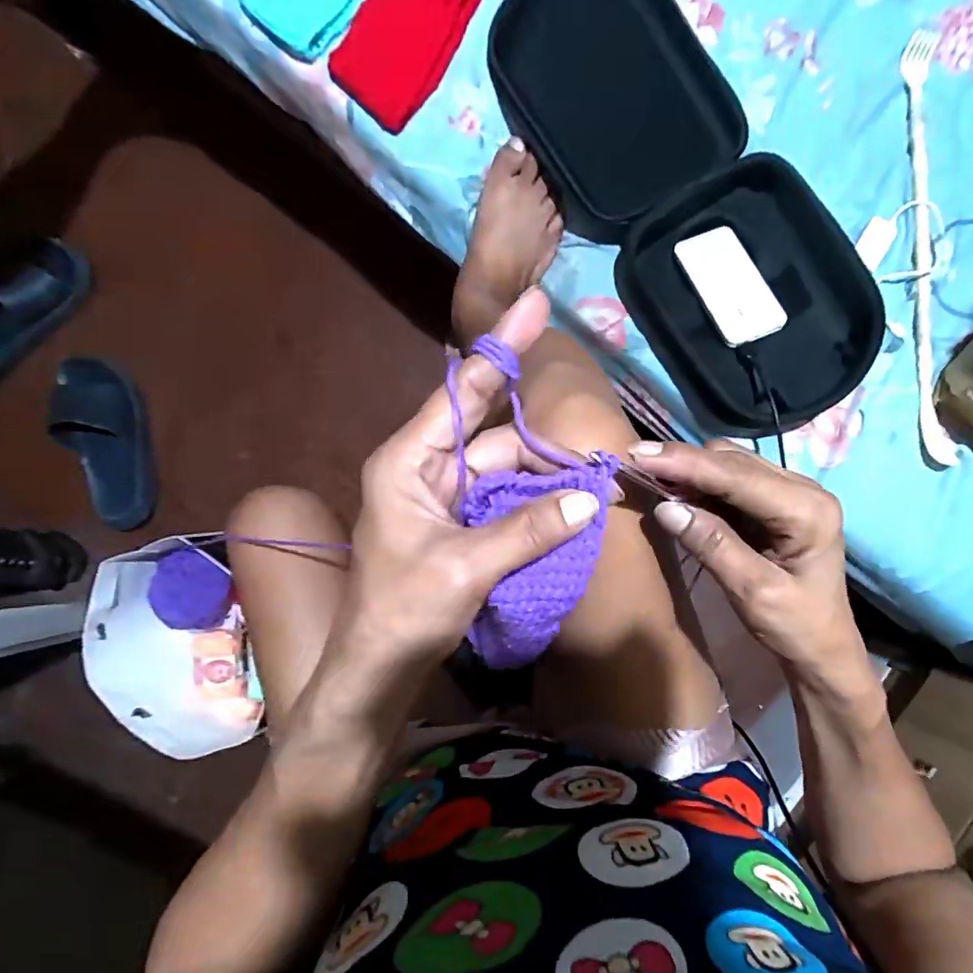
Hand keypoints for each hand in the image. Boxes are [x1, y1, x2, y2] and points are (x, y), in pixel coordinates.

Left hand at [335, 289, 601, 668]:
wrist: (378, 669)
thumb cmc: (404, 612)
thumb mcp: (468, 566)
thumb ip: (528, 528)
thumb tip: (589, 498)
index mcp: (408, 462)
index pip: (462, 391)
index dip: (501, 348)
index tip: (536, 303)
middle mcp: (423, 470)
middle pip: (493, 437)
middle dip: (542, 446)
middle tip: (594, 463)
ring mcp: (440, 500)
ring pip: (502, 471)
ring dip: (542, 480)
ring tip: (588, 492)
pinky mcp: (455, 528)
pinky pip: (500, 501)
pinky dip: (531, 505)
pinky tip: (564, 509)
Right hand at [630, 440, 862, 672]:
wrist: (822, 647)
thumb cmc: (794, 626)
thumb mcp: (752, 592)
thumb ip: (712, 545)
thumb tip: (665, 507)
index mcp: (806, 510)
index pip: (736, 476)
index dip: (685, 463)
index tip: (639, 456)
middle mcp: (804, 490)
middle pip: (732, 460)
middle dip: (683, 461)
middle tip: (635, 464)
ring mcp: (792, 493)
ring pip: (731, 464)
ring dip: (690, 468)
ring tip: (650, 475)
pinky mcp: (777, 502)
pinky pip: (733, 480)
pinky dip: (701, 482)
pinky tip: (676, 489)